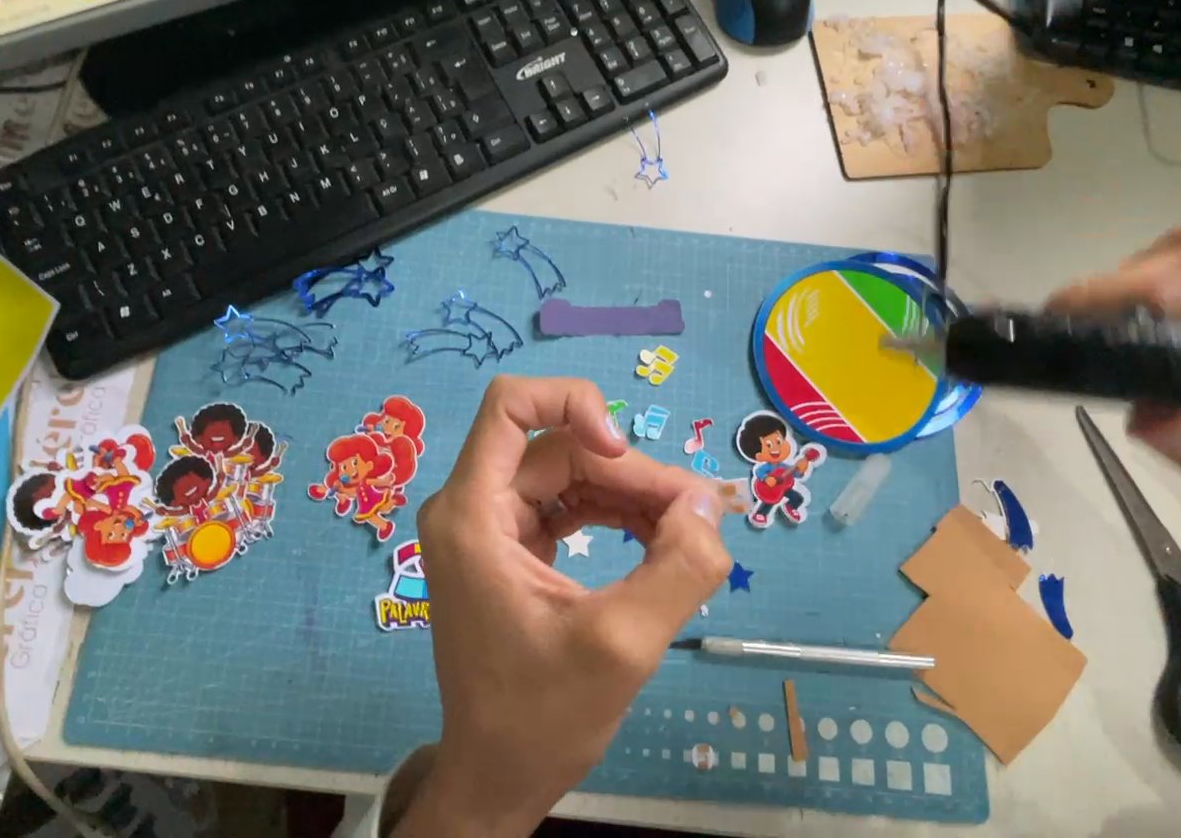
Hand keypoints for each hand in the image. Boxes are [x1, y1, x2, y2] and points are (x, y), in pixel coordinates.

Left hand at [394, 376, 731, 837]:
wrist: (497, 777)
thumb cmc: (541, 717)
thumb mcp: (621, 646)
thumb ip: (677, 569)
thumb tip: (709, 507)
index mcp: (472, 513)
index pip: (511, 404)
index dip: (574, 404)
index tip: (624, 452)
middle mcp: (472, 505)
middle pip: (560, 446)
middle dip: (631, 472)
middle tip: (697, 516)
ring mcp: (490, 524)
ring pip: (570, 472)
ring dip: (631, 492)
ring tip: (688, 531)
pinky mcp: (511, 545)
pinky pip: (568, 503)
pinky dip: (615, 513)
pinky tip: (658, 539)